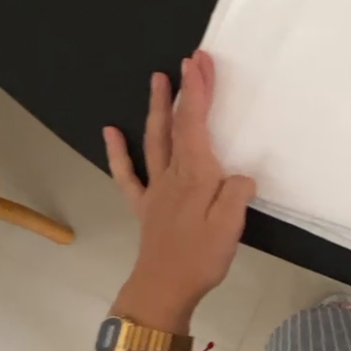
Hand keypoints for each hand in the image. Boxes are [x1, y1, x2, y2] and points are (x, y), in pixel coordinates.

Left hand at [103, 50, 254, 330]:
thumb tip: (240, 175)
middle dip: (183, 91)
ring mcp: (155, 189)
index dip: (198, 91)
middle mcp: (173, 174)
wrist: (163, 289)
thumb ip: (236, 192)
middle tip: (188, 61)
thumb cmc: (200, 257)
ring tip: (156, 80)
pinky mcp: (146, 206)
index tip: (200, 62)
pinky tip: (110, 132)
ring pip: (154, 140)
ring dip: (156, 108)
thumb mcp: (230, 224)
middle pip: (176, 124)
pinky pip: (127, 174)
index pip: (195, 124)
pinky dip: (118, 152)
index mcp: (195, 175)